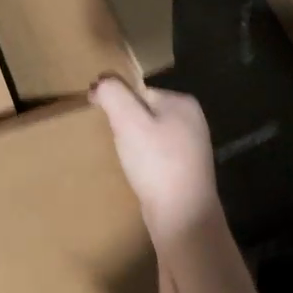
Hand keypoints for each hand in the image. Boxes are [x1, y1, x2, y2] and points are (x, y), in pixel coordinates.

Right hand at [89, 78, 222, 249]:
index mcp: (182, 102)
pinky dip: (141, 156)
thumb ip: (113, 93)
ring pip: (147, 130)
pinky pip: (154, 149)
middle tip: (114, 140)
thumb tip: (102, 80)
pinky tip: (137, 169)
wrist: (182, 212)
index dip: (115, 101)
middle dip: (123, 122)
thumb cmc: (155, 162)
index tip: (101, 118)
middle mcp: (191, 118)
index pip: (136, 89)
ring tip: (125, 156)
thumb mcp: (127, 121)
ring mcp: (191, 143)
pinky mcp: (186, 165)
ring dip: (130, 140)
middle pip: (141, 109)